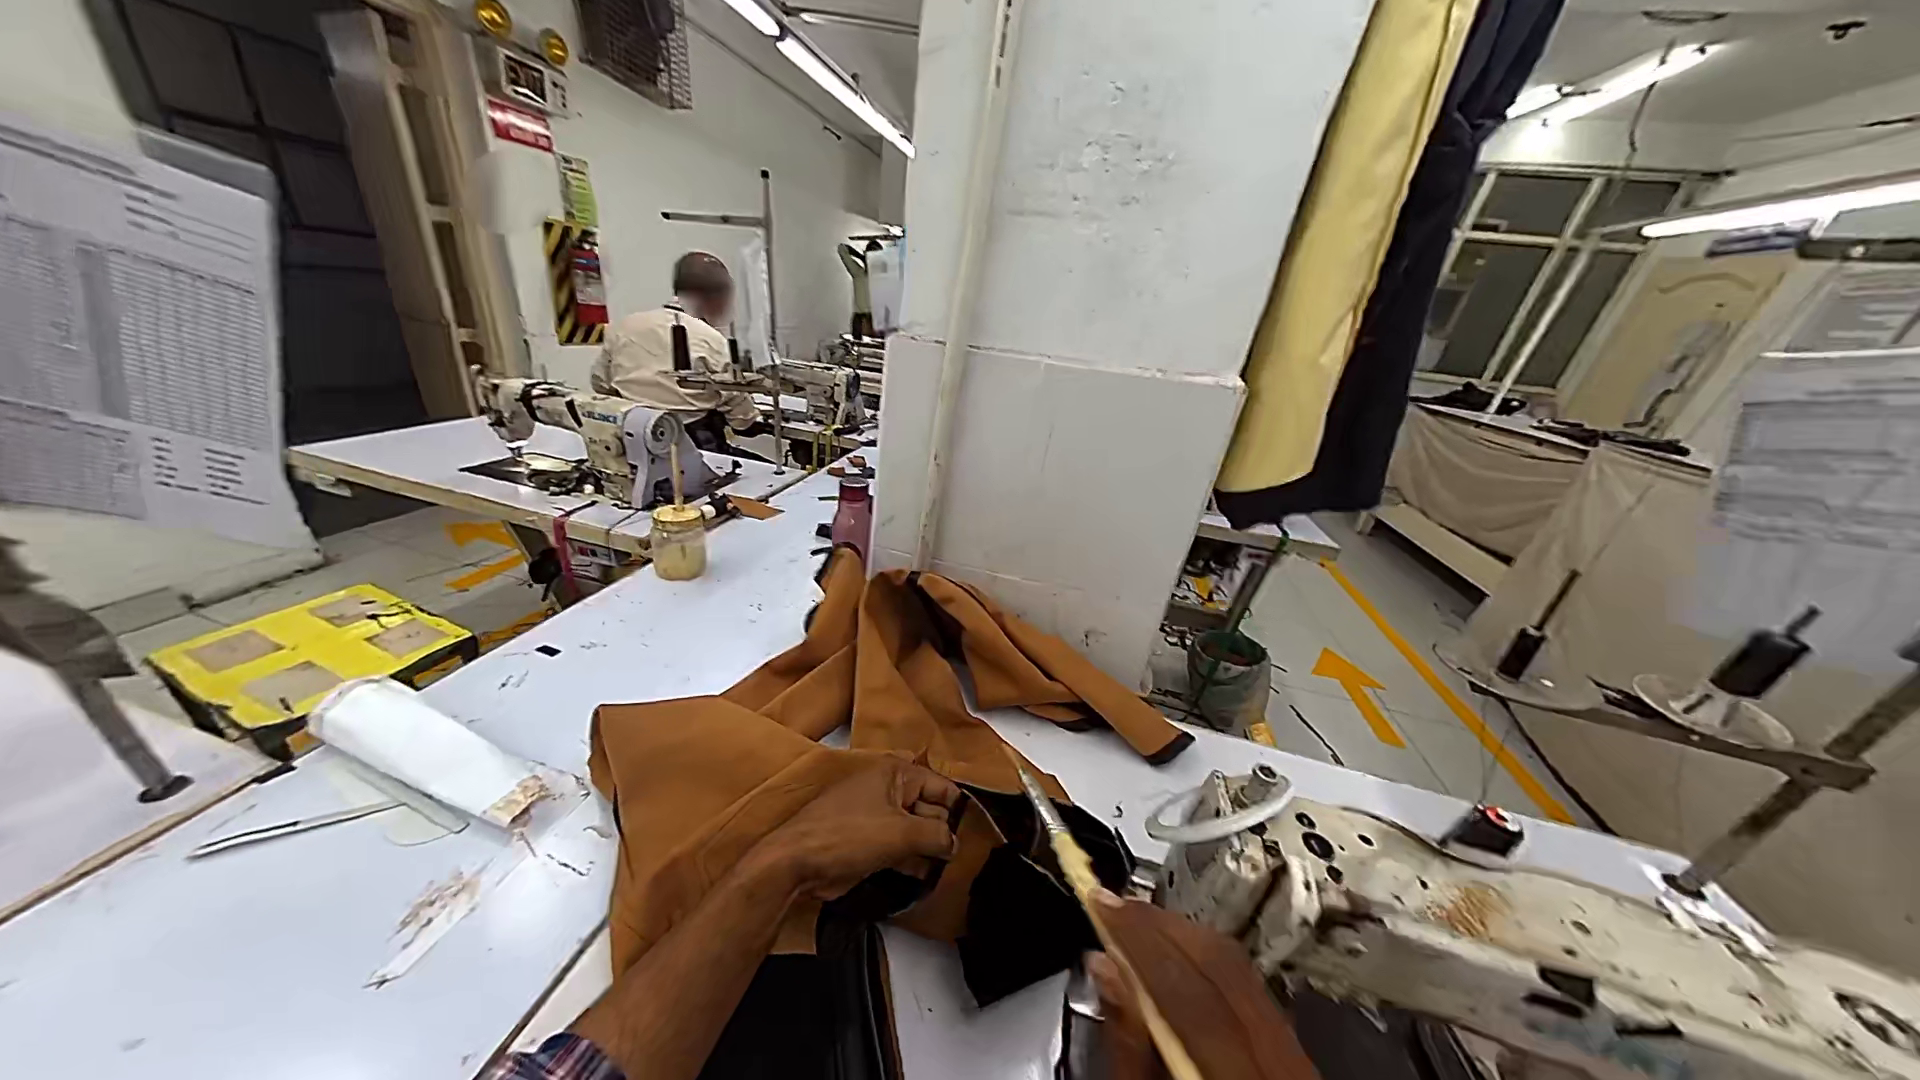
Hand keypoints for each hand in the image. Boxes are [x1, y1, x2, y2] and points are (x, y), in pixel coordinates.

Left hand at [752, 759, 961, 899]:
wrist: (797, 863)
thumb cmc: (844, 834)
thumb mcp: (901, 832)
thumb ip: (936, 835)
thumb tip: (954, 842)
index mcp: (895, 773)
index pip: (940, 786)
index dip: (957, 808)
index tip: (974, 832)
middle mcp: (886, 789)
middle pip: (928, 809)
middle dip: (942, 832)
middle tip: (959, 857)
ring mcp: (875, 817)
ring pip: (913, 831)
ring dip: (927, 850)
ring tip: (943, 870)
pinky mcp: (866, 842)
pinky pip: (897, 847)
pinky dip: (910, 861)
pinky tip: (922, 878)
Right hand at [1085, 890, 1320, 1079]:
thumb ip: (1127, 1048)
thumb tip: (1103, 964)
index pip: (1193, 998)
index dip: (1140, 941)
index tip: (1099, 902)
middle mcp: (1287, 1071)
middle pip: (1225, 968)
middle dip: (1159, 926)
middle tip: (1109, 904)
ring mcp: (1301, 1063)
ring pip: (1239, 968)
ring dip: (1179, 936)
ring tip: (1131, 923)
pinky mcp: (1298, 1056)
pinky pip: (1248, 986)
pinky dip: (1203, 960)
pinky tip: (1169, 954)